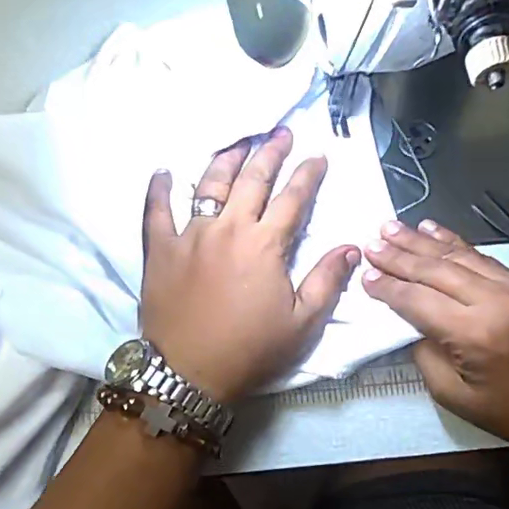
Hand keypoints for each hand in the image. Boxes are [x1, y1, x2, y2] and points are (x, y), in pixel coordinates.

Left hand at [140, 127, 359, 401]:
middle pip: (253, 179)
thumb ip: (328, 280)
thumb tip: (352, 247)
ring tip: (239, 142)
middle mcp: (228, 228)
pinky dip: (159, 189)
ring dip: (226, 158)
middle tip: (282, 133)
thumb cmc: (251, 349)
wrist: (188, 375)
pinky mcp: (160, 250)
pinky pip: (156, 210)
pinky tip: (164, 171)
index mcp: (265, 244)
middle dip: (271, 152)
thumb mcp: (303, 322)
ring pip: (209, 184)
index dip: (309, 174)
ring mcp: (190, 235)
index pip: (294, 198)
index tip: (319, 155)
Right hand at [360, 218, 508, 471]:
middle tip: (372, 241)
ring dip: (424, 241)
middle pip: (437, 269)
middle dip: (401, 256)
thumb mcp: (457, 396)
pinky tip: (434, 231)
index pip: (419, 300)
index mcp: (476, 333)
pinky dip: (457, 244)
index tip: (364, 274)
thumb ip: (427, 354)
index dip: (389, 287)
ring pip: (460, 256)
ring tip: (393, 228)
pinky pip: (484, 258)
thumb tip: (411, 321)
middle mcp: (496, 299)